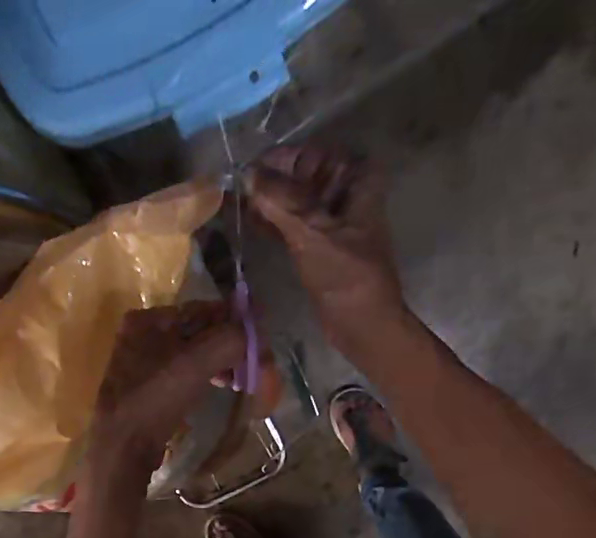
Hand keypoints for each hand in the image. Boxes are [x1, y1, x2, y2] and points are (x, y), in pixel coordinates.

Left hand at [88, 301, 243, 480]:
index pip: (204, 310)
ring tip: (242, 380)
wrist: (123, 447)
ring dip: (223, 363)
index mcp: (149, 319)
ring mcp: (143, 364)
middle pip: (200, 332)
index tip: (261, 339)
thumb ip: (231, 339)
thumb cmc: (156, 398)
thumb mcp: (196, 362)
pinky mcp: (149, 390)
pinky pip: (186, 374)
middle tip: (256, 365)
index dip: (236, 322)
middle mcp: (143, 335)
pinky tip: (222, 387)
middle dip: (231, 346)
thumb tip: (256, 333)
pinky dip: (208, 377)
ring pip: (195, 354)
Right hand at [248, 143, 405, 325]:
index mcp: (355, 177)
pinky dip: (272, 221)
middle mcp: (345, 190)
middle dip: (268, 181)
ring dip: (266, 202)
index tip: (245, 170)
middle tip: (233, 188)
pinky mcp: (319, 243)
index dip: (277, 160)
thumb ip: (279, 200)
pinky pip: (292, 223)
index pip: (308, 154)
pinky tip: (248, 221)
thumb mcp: (312, 232)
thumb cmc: (346, 275)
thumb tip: (247, 174)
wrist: (363, 325)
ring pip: (293, 200)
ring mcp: (332, 219)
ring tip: (233, 203)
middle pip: (299, 175)